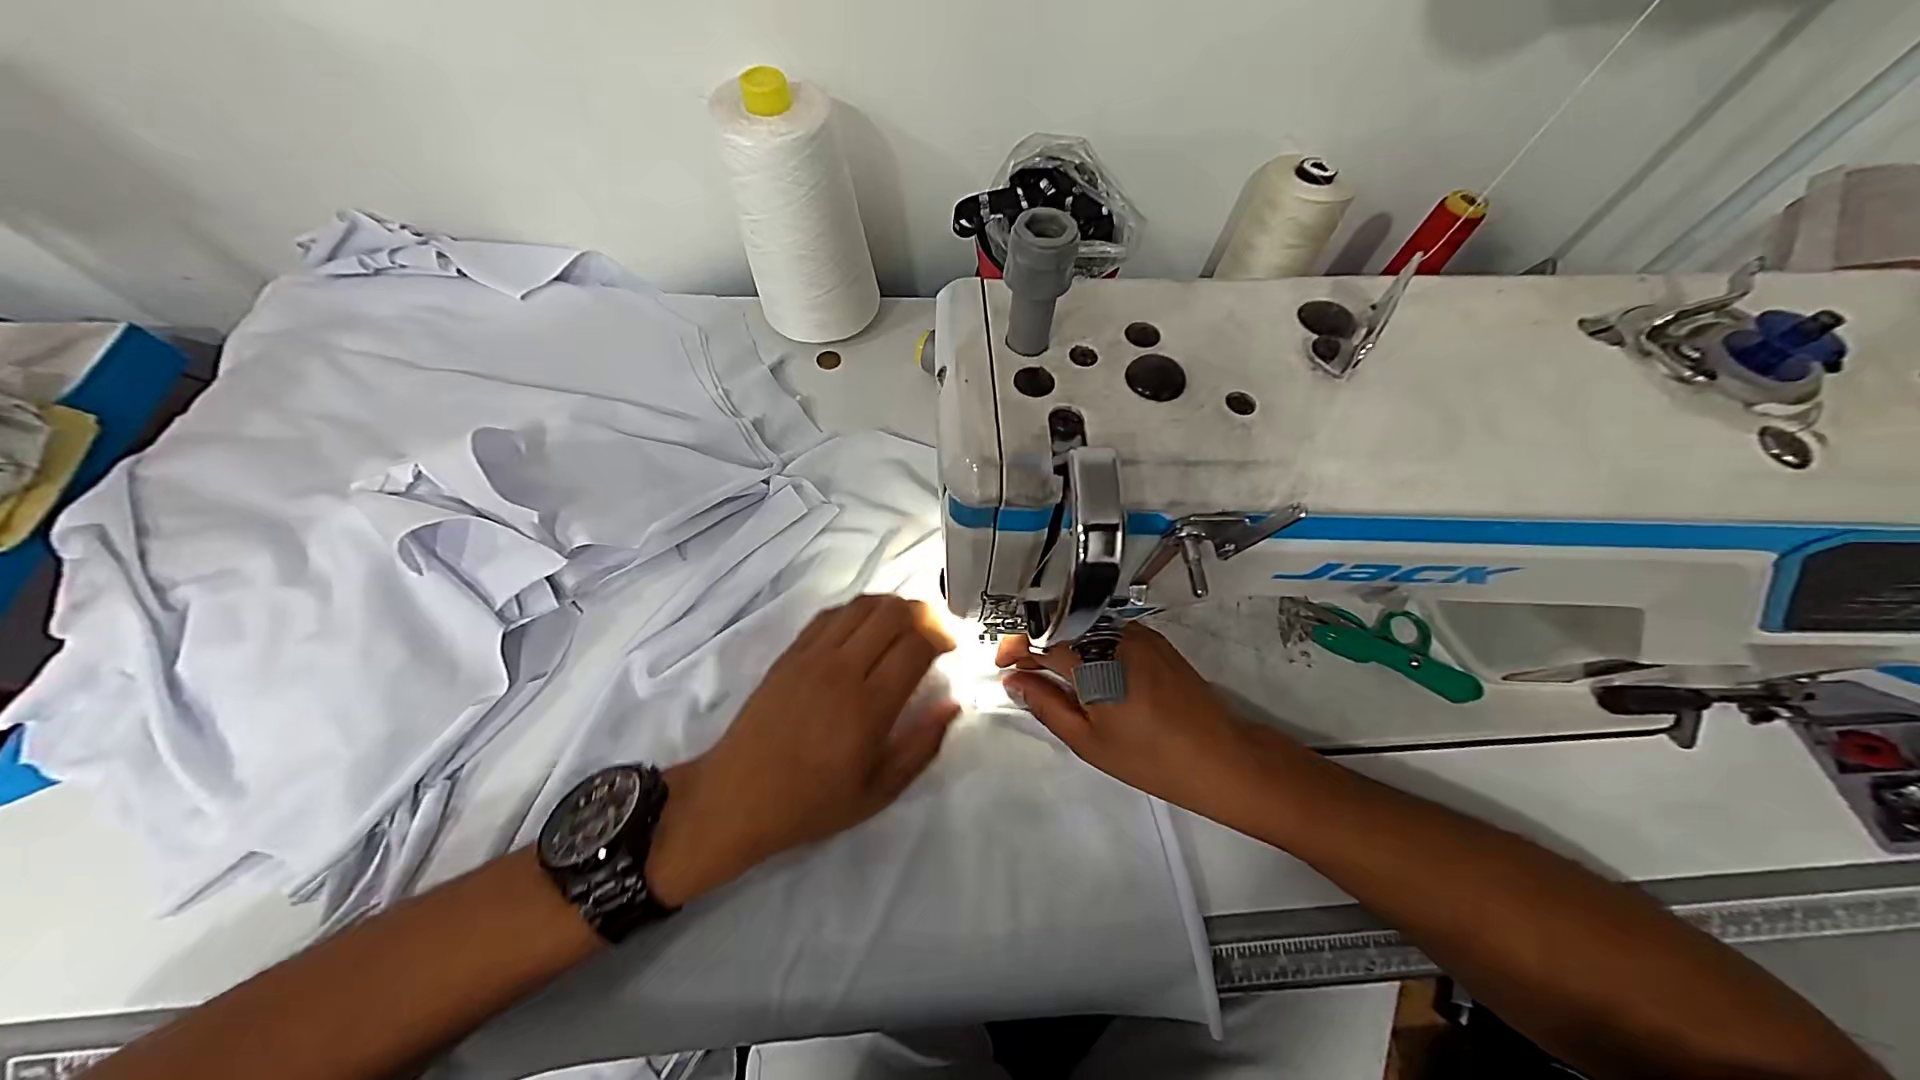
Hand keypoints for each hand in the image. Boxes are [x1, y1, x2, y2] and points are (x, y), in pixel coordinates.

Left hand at [646, 595, 959, 905]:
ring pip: (862, 606)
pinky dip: (857, 611)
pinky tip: (865, 629)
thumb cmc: (811, 803)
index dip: (944, 636)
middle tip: (936, 632)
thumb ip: (921, 746)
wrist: (736, 798)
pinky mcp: (789, 654)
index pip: (917, 645)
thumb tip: (953, 704)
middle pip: (893, 613)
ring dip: (892, 607)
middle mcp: (841, 670)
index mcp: (868, 707)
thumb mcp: (878, 792)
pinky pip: (830, 615)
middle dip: (925, 613)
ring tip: (905, 626)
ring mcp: (811, 657)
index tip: (953, 648)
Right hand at [997, 623, 1309, 819]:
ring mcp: (1139, 635)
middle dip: (1038, 647)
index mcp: (1095, 661)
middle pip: (1063, 628)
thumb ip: (1046, 704)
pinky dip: (1090, 647)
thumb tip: (1014, 681)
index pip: (1042, 639)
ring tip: (1056, 680)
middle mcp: (1116, 637)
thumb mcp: (1087, 740)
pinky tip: (1090, 675)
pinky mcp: (1155, 641)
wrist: (1221, 758)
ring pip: (1086, 629)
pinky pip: (1110, 634)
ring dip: (1064, 646)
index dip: (1016, 647)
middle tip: (1025, 676)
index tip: (1003, 664)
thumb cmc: (1151, 758)